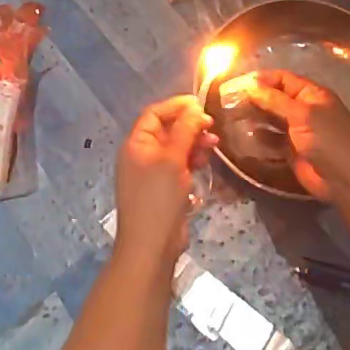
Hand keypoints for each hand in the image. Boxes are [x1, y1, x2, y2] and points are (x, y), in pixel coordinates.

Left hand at [115, 96, 214, 262]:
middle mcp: (141, 154)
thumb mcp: (173, 160)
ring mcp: (152, 172)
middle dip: (189, 126)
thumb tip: (194, 109)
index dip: (176, 106)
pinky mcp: (163, 188)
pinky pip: (178, 166)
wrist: (151, 245)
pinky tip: (205, 162)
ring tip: (213, 146)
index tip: (201, 105)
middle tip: (211, 127)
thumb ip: (184, 131)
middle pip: (166, 130)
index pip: (155, 114)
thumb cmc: (158, 198)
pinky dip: (191, 161)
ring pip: (175, 148)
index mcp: (136, 143)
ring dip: (194, 143)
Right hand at [243, 70, 349, 199]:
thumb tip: (251, 85)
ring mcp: (298, 129)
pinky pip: (271, 138)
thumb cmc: (327, 140)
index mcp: (312, 94)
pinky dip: (260, 135)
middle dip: (255, 97)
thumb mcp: (301, 114)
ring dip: (255, 115)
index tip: (238, 83)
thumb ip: (274, 100)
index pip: (283, 78)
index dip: (262, 79)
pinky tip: (245, 133)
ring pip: (271, 117)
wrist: (345, 180)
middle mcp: (304, 108)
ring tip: (233, 115)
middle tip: (229, 99)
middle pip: (275, 97)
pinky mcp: (291, 149)